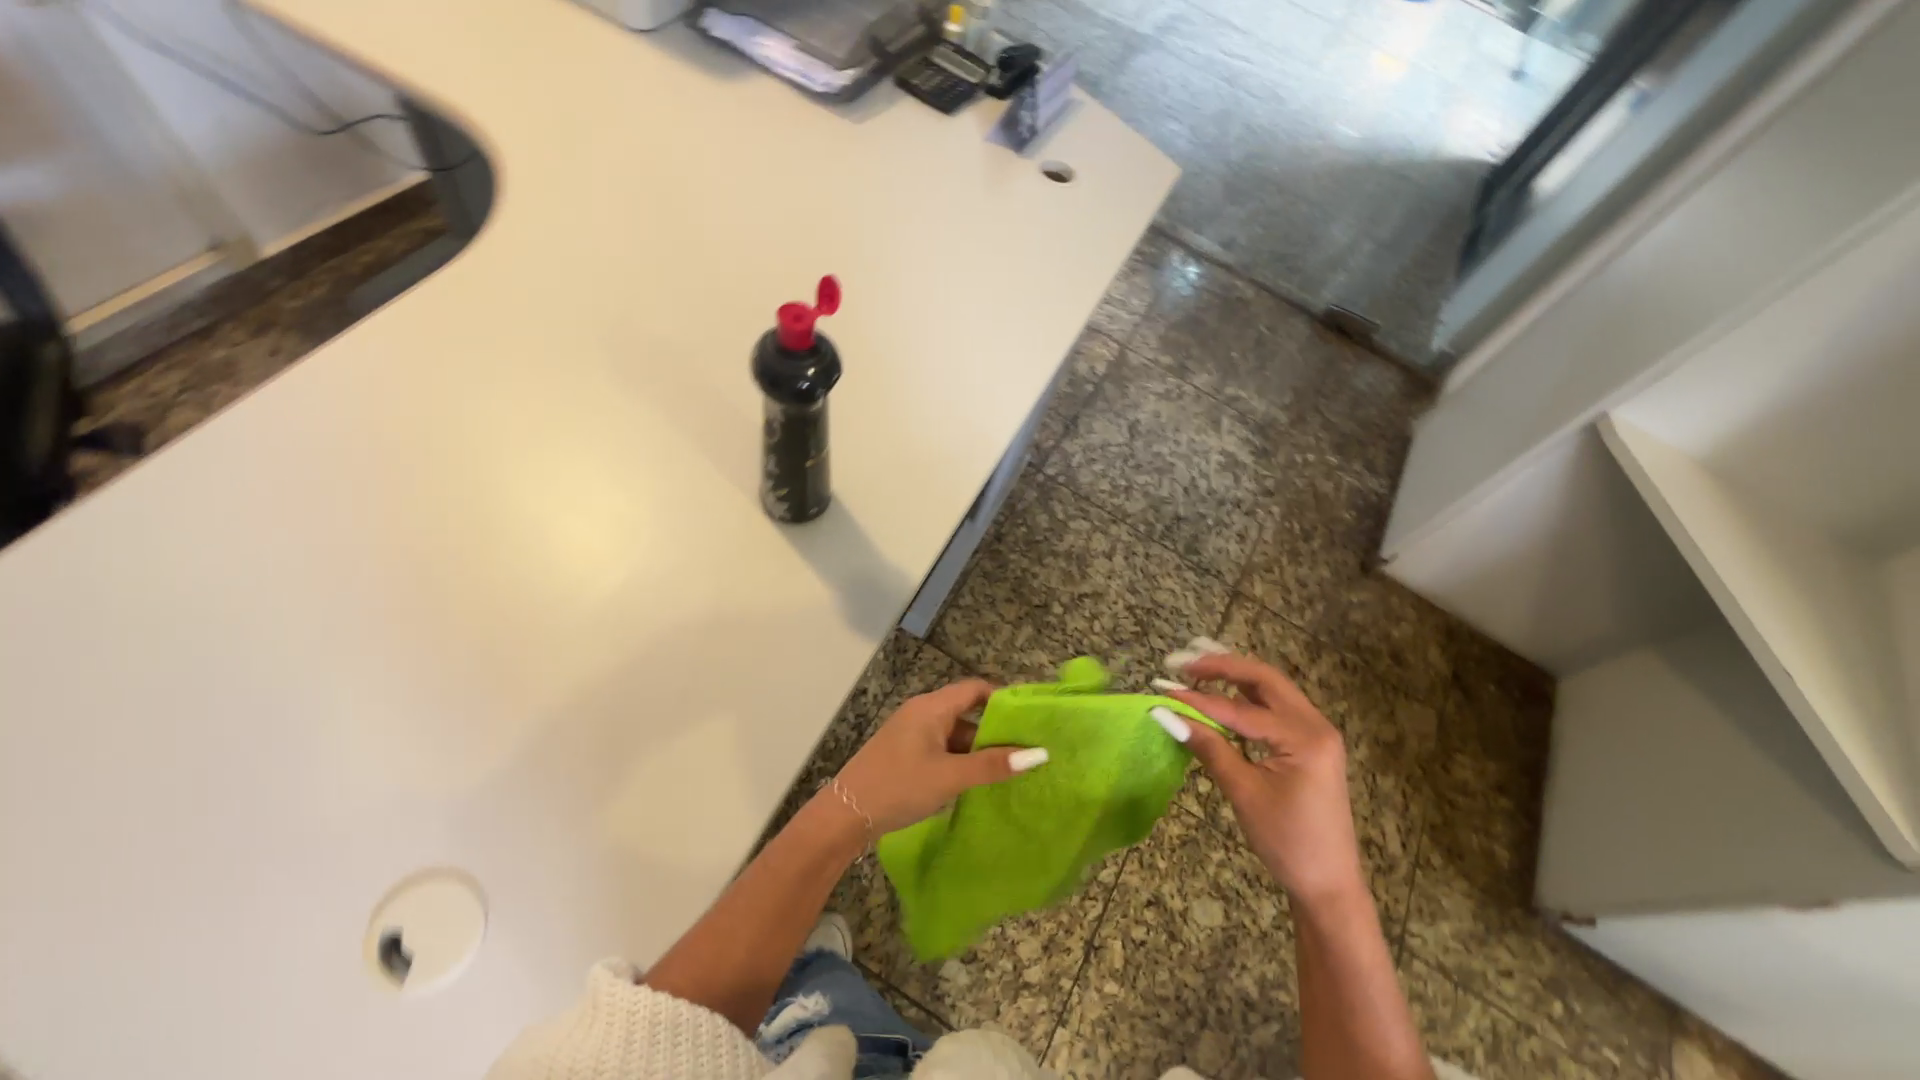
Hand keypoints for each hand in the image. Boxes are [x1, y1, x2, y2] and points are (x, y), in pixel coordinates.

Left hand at [832, 679, 1048, 835]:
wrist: (845, 815)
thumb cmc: (899, 787)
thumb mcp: (950, 776)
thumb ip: (993, 765)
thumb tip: (1039, 753)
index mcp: (931, 707)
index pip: (976, 689)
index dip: (1004, 700)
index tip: (1030, 721)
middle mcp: (921, 714)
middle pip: (967, 713)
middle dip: (995, 732)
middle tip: (1027, 752)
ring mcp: (911, 735)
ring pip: (954, 735)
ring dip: (977, 751)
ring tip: (1009, 772)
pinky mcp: (905, 755)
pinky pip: (941, 750)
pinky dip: (960, 762)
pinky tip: (976, 784)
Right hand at [1156, 648, 1366, 909]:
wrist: (1328, 883)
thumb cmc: (1287, 842)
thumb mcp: (1244, 793)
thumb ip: (1209, 748)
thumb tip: (1168, 716)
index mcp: (1305, 738)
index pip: (1242, 709)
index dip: (1200, 698)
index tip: (1164, 688)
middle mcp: (1316, 725)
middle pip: (1265, 680)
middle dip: (1223, 667)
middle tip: (1183, 663)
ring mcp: (1316, 733)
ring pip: (1271, 691)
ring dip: (1235, 678)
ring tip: (1196, 672)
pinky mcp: (1310, 744)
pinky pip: (1275, 710)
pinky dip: (1247, 699)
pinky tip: (1221, 698)